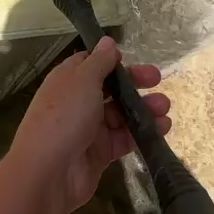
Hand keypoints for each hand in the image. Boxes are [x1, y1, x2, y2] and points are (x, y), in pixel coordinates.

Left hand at [7, 37, 169, 213]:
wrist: (48, 172)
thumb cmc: (64, 116)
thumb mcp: (83, 80)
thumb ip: (99, 61)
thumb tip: (107, 41)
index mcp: (68, 79)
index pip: (91, 63)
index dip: (110, 60)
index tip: (129, 59)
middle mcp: (78, 101)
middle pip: (110, 88)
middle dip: (134, 83)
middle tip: (157, 80)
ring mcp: (89, 128)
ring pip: (121, 114)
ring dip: (143, 108)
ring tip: (165, 108)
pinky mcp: (100, 153)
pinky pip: (124, 138)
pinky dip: (142, 132)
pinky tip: (162, 127)